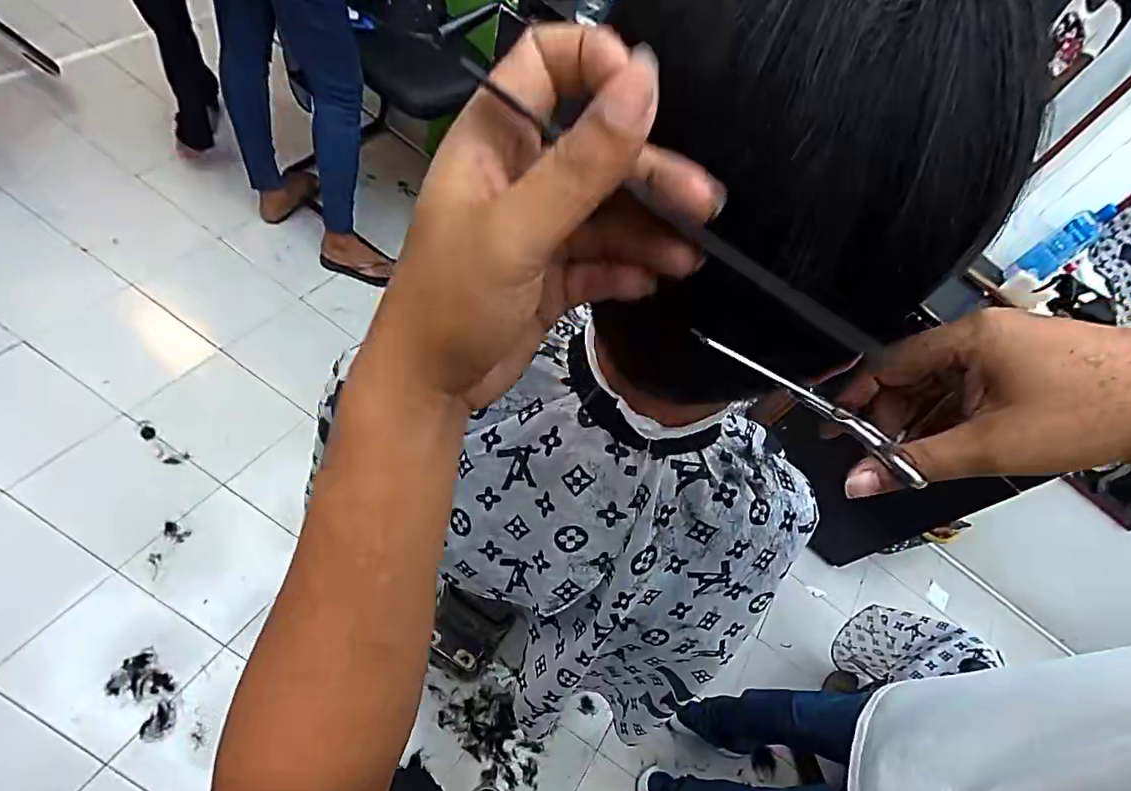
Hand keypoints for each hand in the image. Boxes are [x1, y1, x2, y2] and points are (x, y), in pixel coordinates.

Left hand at [365, 24, 720, 409]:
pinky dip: (627, 270)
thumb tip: (638, 91)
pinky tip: (650, 281)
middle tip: (699, 202)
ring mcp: (537, 230)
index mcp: (494, 142)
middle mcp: (519, 179)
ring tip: (687, 254)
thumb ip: (578, 166)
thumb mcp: (515, 231)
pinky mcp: (550, 277)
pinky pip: (600, 262)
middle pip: (598, 152)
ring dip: (650, 232)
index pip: (548, 66)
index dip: (599, 66)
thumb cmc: (447, 306)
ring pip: (607, 214)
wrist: (432, 385)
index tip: (646, 95)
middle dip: (651, 174)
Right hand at [837, 310, 1130, 497]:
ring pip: (939, 389)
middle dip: (889, 421)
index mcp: (970, 337)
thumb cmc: (1103, 406)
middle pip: (909, 378)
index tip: (836, 426)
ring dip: (921, 425)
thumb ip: (914, 464)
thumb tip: (862, 478)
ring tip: (919, 460)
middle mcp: (987, 336)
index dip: (854, 400)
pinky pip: (968, 393)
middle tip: (880, 459)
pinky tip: (952, 449)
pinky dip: (951, 422)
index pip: (885, 365)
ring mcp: (1008, 352)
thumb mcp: (987, 446)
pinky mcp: (1025, 369)